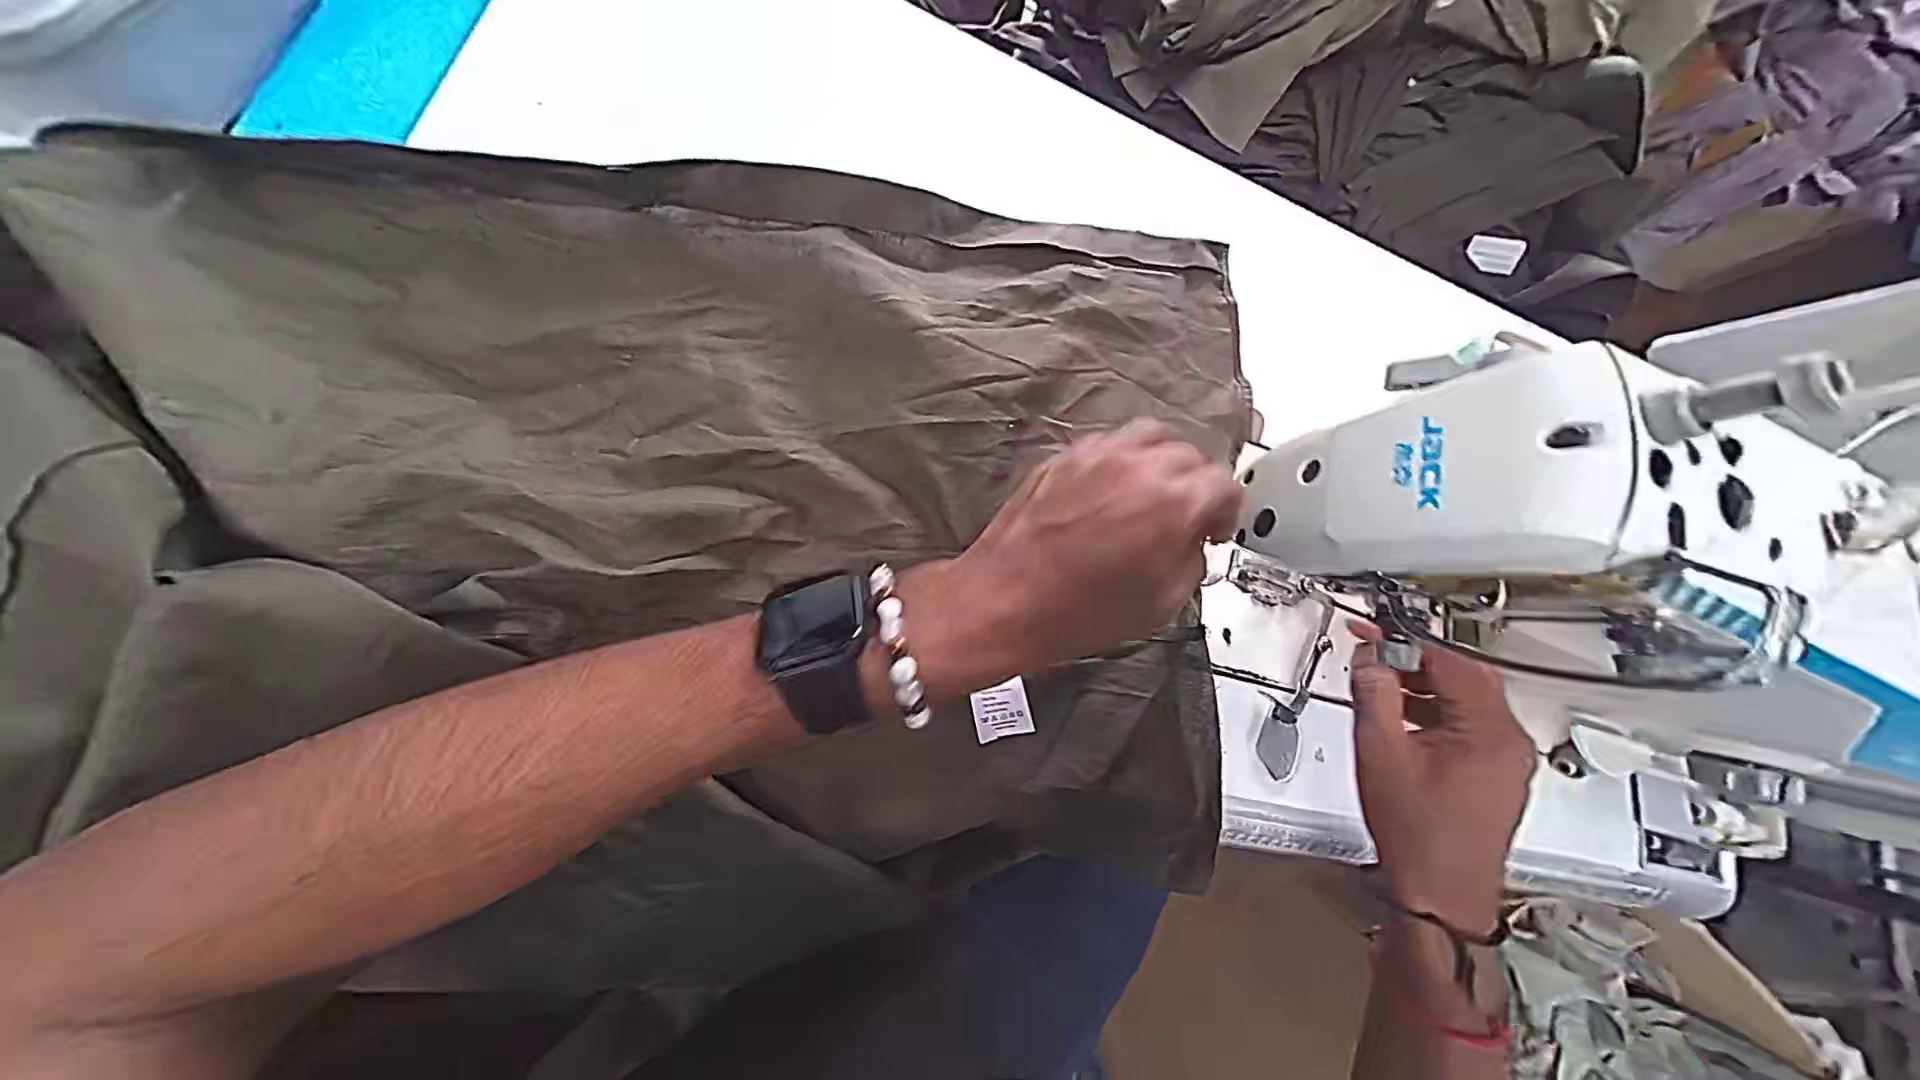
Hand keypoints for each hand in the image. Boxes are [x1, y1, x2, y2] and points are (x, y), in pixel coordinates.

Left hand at [903, 421, 1241, 694]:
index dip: (1225, 512)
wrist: (1005, 600)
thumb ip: (1190, 563)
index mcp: (1174, 501)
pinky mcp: (1063, 459)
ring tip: (1150, 497)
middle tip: (1184, 518)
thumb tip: (1191, 547)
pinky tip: (1111, 493)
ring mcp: (1096, 457)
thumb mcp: (1160, 604)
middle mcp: (1137, 467)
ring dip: (1159, 465)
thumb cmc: (1070, 609)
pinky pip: (1107, 447)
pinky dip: (1120, 464)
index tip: (1213, 529)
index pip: (1224, 485)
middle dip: (1194, 487)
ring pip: (1149, 439)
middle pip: (1189, 456)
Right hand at [1349, 625, 1535, 936]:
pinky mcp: (1497, 774)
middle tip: (1376, 652)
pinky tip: (1402, 717)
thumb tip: (1371, 657)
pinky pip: (1468, 725)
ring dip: (1423, 685)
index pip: (1449, 662)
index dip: (1404, 641)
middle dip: (1415, 659)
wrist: (1439, 889)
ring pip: (1467, 700)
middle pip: (1465, 677)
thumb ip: (1373, 693)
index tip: (1371, 632)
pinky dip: (1434, 710)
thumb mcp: (1379, 749)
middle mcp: (1510, 743)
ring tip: (1381, 684)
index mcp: (1489, 731)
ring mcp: (1508, 761)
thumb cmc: (1417, 831)